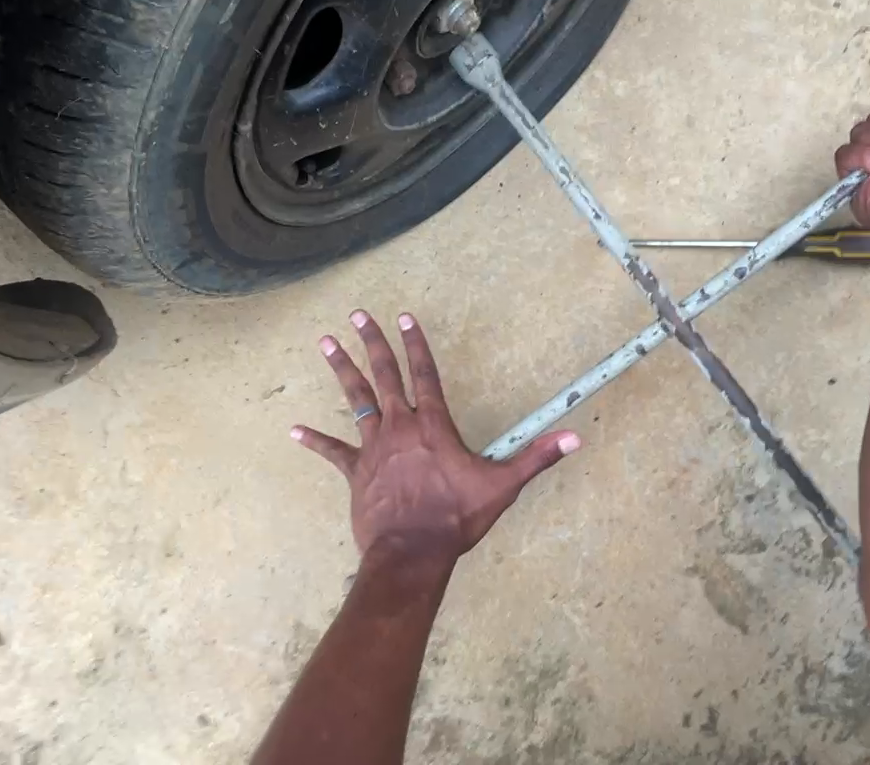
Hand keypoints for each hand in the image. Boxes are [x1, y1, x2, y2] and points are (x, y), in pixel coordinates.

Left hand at [290, 310, 580, 569]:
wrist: (412, 554)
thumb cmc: (456, 518)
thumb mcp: (502, 486)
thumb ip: (537, 457)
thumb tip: (576, 438)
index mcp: (433, 425)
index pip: (425, 373)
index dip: (415, 343)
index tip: (404, 315)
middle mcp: (400, 427)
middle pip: (384, 375)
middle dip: (372, 342)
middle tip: (357, 314)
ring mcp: (374, 448)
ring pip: (355, 401)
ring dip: (342, 371)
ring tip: (326, 343)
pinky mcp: (356, 473)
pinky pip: (333, 452)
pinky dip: (314, 441)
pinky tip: (293, 430)